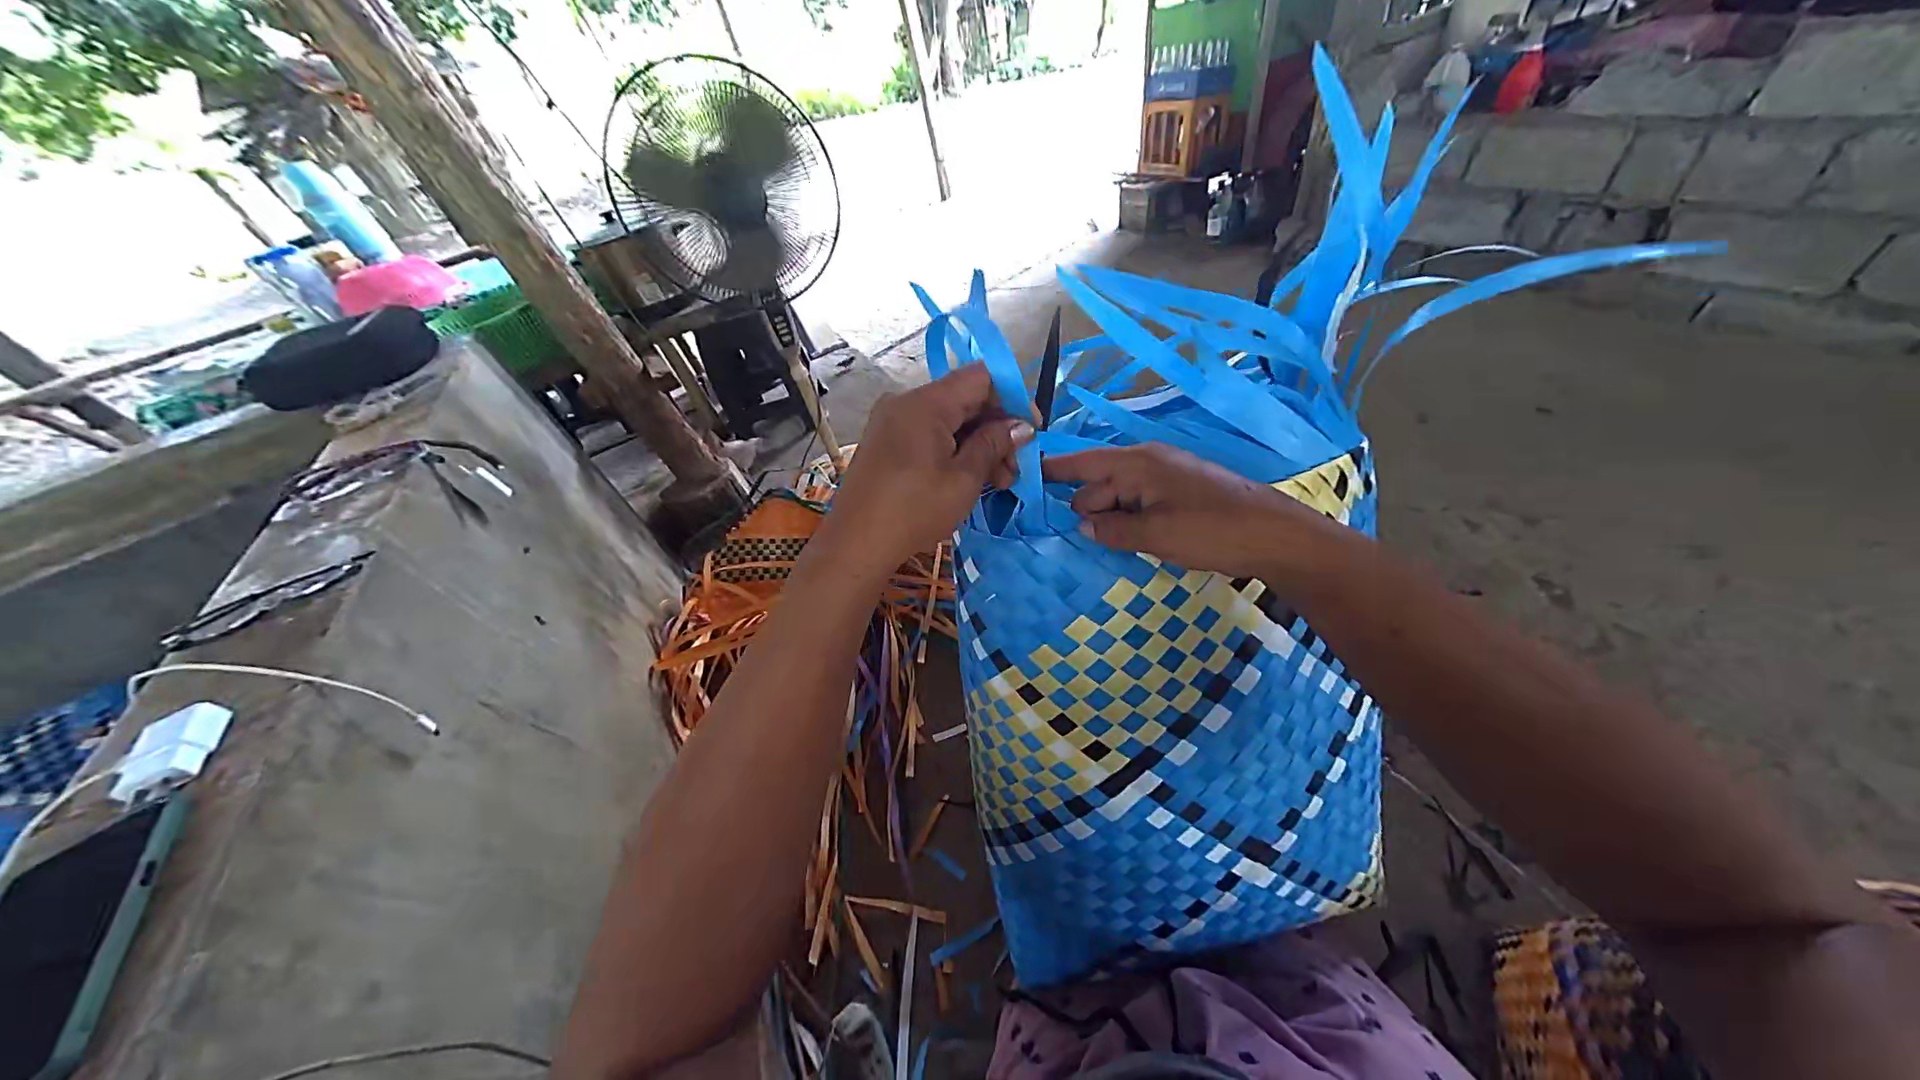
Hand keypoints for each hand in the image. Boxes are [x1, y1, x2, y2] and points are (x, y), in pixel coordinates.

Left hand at [823, 365, 1032, 570]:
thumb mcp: (963, 479)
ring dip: (978, 445)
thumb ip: (994, 444)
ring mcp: (892, 422)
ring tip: (998, 483)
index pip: (981, 378)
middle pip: (965, 400)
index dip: (1012, 398)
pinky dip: (954, 451)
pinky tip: (970, 479)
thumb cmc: (914, 511)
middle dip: (996, 430)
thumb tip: (1022, 426)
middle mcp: (905, 402)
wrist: (855, 545)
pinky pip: (929, 434)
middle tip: (1015, 470)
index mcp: (925, 403)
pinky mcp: (886, 442)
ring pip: (949, 420)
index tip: (1030, 431)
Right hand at [1042, 442, 1353, 584]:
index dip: (1051, 469)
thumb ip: (1112, 530)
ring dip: (1111, 518)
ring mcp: (1167, 476)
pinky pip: (1141, 502)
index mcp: (1137, 463)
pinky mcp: (1181, 492)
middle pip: (1098, 483)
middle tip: (1089, 539)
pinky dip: (1131, 518)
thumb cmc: (1211, 530)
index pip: (1081, 463)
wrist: (1276, 535)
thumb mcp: (1154, 535)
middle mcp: (1149, 462)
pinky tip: (1135, 540)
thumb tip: (1084, 526)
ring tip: (1117, 544)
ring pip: (1120, 495)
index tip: (1022, 473)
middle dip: (1087, 508)